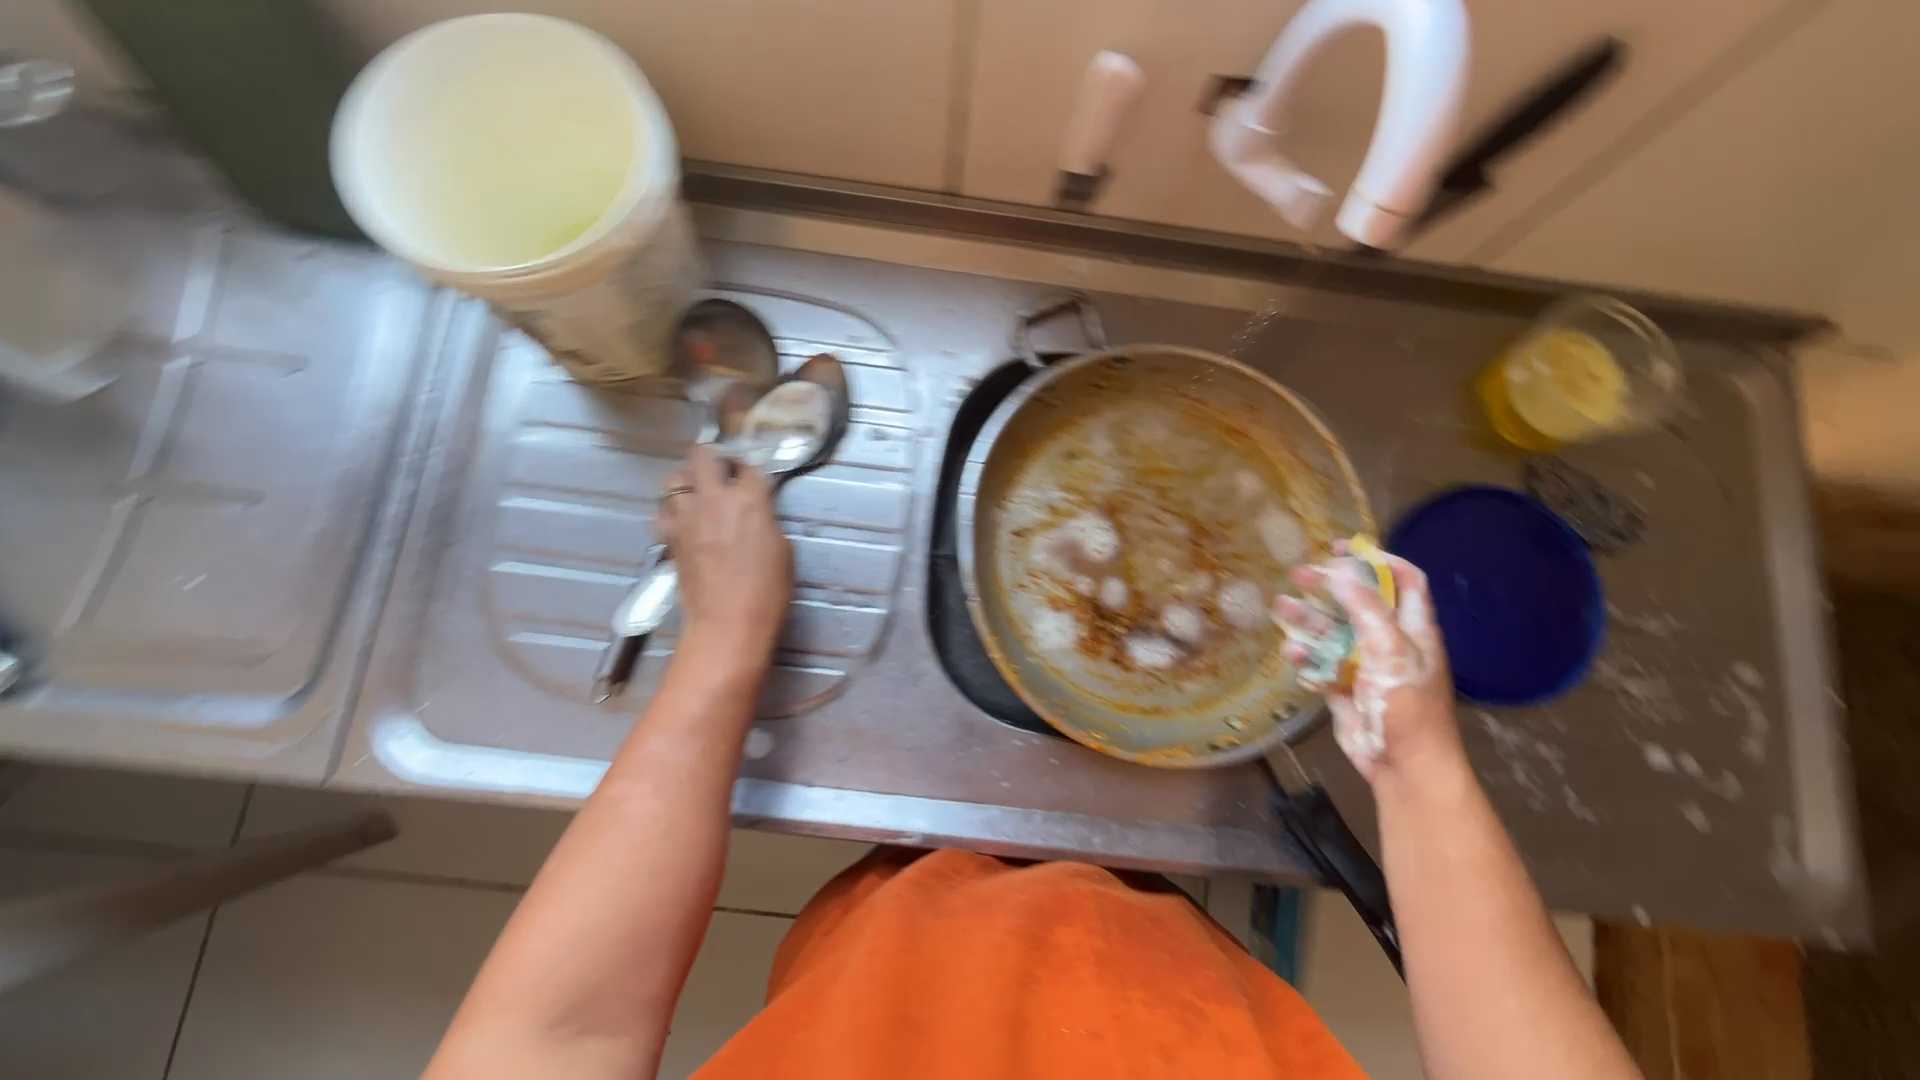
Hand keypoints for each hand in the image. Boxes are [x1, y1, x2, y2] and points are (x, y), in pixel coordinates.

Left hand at [657, 444, 792, 654]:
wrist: (728, 622)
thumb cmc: (767, 590)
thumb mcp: (782, 549)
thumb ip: (766, 521)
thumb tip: (755, 514)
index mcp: (750, 499)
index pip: (749, 465)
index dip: (750, 469)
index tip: (752, 477)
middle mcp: (714, 498)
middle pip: (703, 455)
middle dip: (713, 458)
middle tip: (721, 474)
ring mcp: (686, 516)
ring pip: (673, 478)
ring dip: (686, 482)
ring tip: (697, 496)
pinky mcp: (669, 536)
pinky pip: (662, 511)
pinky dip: (670, 512)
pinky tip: (682, 522)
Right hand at [1275, 546, 1461, 783]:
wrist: (1403, 765)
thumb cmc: (1405, 705)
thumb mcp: (1390, 649)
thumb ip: (1365, 608)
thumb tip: (1340, 570)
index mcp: (1412, 629)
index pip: (1403, 580)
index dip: (1377, 560)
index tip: (1342, 548)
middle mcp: (1390, 643)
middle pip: (1358, 603)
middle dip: (1330, 587)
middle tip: (1298, 575)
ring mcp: (1367, 667)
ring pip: (1334, 633)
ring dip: (1309, 620)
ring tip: (1280, 608)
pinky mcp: (1347, 690)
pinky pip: (1323, 666)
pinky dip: (1307, 659)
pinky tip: (1293, 655)